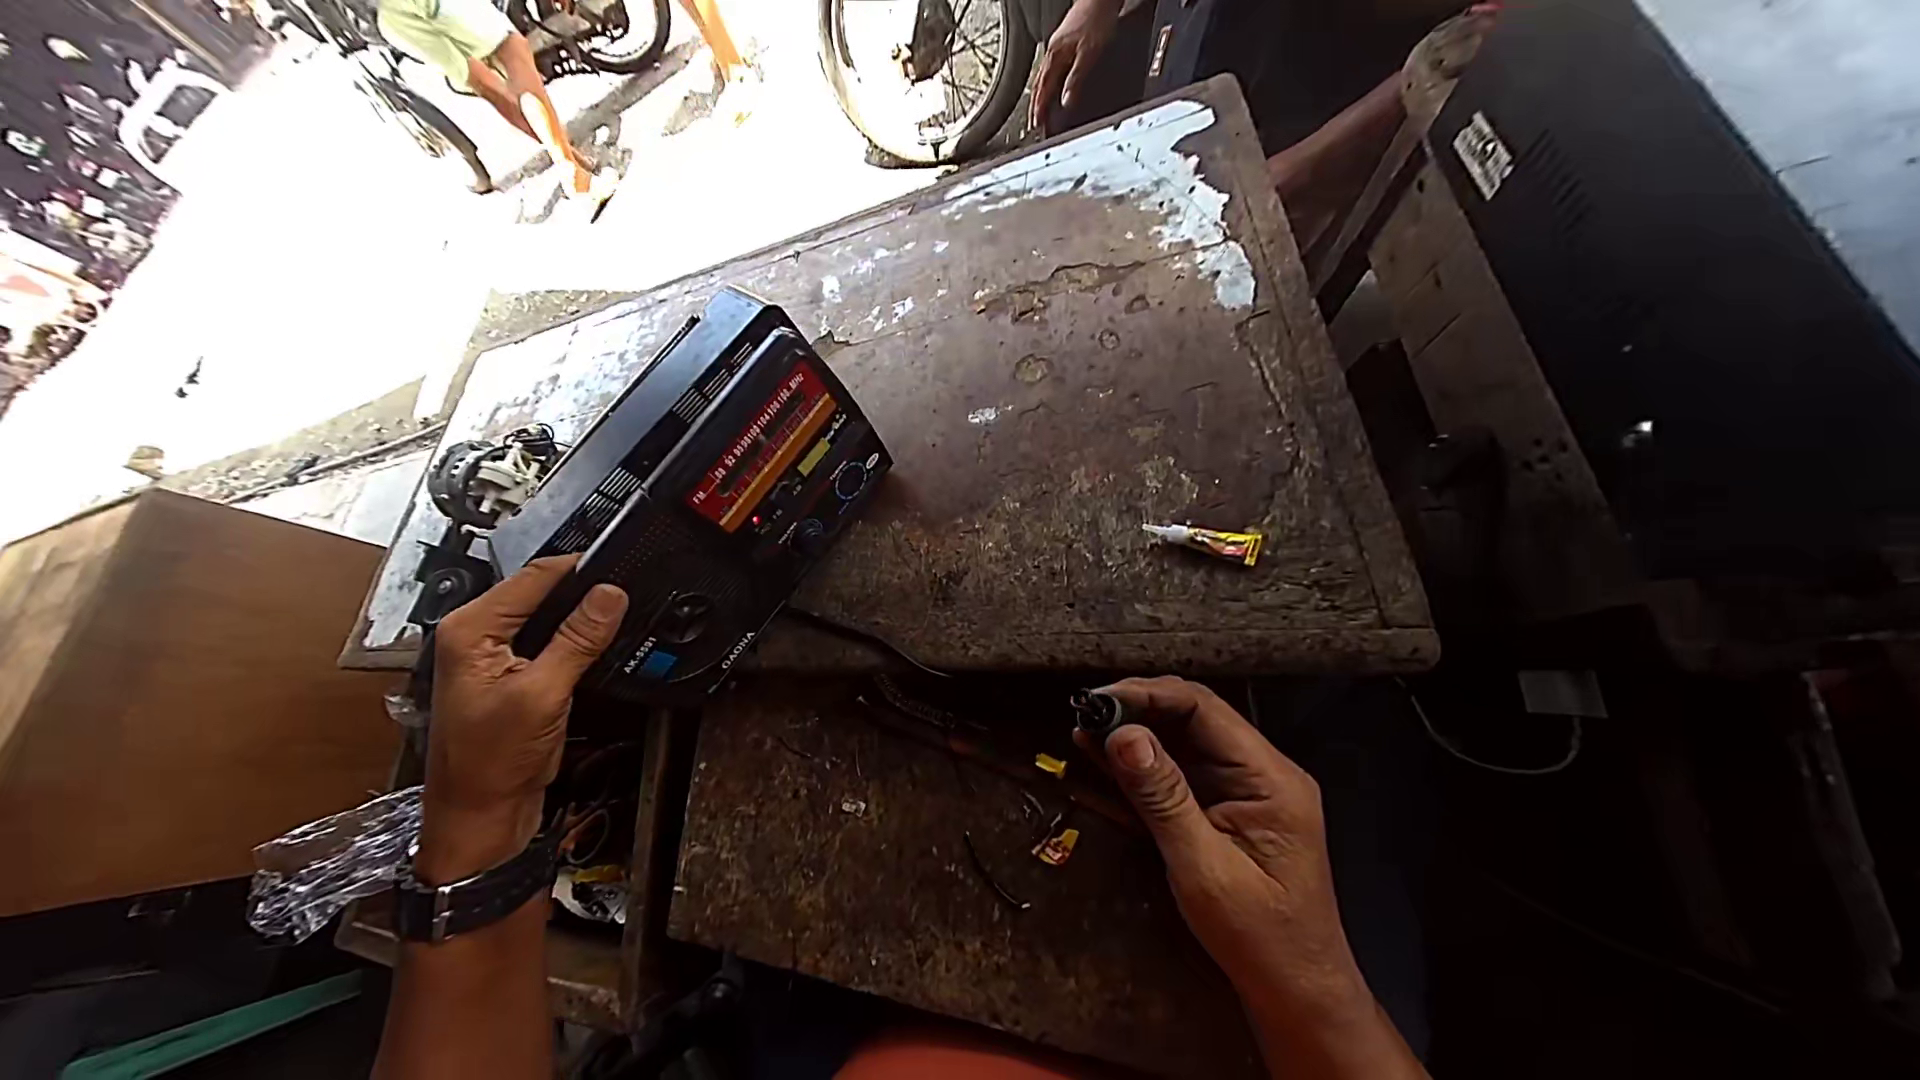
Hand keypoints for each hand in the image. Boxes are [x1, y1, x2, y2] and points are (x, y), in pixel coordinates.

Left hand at [417, 556, 628, 882]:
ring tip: (621, 609)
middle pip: (542, 591)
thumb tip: (609, 594)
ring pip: (551, 614)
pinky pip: (555, 638)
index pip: (535, 577)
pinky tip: (602, 637)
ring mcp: (498, 654)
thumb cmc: (490, 761)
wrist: (483, 813)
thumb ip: (578, 639)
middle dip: (585, 588)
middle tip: (628, 587)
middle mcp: (479, 635)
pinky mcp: (518, 672)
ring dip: (584, 612)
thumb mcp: (542, 693)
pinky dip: (580, 634)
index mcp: (471, 630)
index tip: (620, 564)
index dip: (580, 567)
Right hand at [1030, 0, 1120, 134]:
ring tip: (1037, 111)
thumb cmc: (1097, 19)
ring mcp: (1057, 47)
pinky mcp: (1063, 43)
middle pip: (1039, 85)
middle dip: (1036, 106)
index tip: (1037, 125)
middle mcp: (1052, 52)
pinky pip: (1049, 69)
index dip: (1040, 109)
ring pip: (1042, 77)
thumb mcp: (1088, 53)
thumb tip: (1066, 102)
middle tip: (1034, 125)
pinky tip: (1049, 87)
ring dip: (1039, 96)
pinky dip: (1046, 83)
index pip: (1044, 90)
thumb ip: (1076, 79)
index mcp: (1055, 56)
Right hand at [1072, 677, 1367, 1017]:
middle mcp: (1258, 769)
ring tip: (1086, 724)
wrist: (1296, 994)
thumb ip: (1163, 798)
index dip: (1148, 695)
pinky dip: (1140, 760)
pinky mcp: (1221, 803)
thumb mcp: (1203, 868)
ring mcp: (1240, 785)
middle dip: (1138, 707)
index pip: (1203, 709)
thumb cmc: (1259, 939)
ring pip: (1181, 736)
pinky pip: (1177, 767)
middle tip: (1087, 711)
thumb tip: (1122, 735)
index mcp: (1269, 777)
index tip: (1099, 700)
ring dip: (1134, 730)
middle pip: (1192, 715)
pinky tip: (1102, 751)